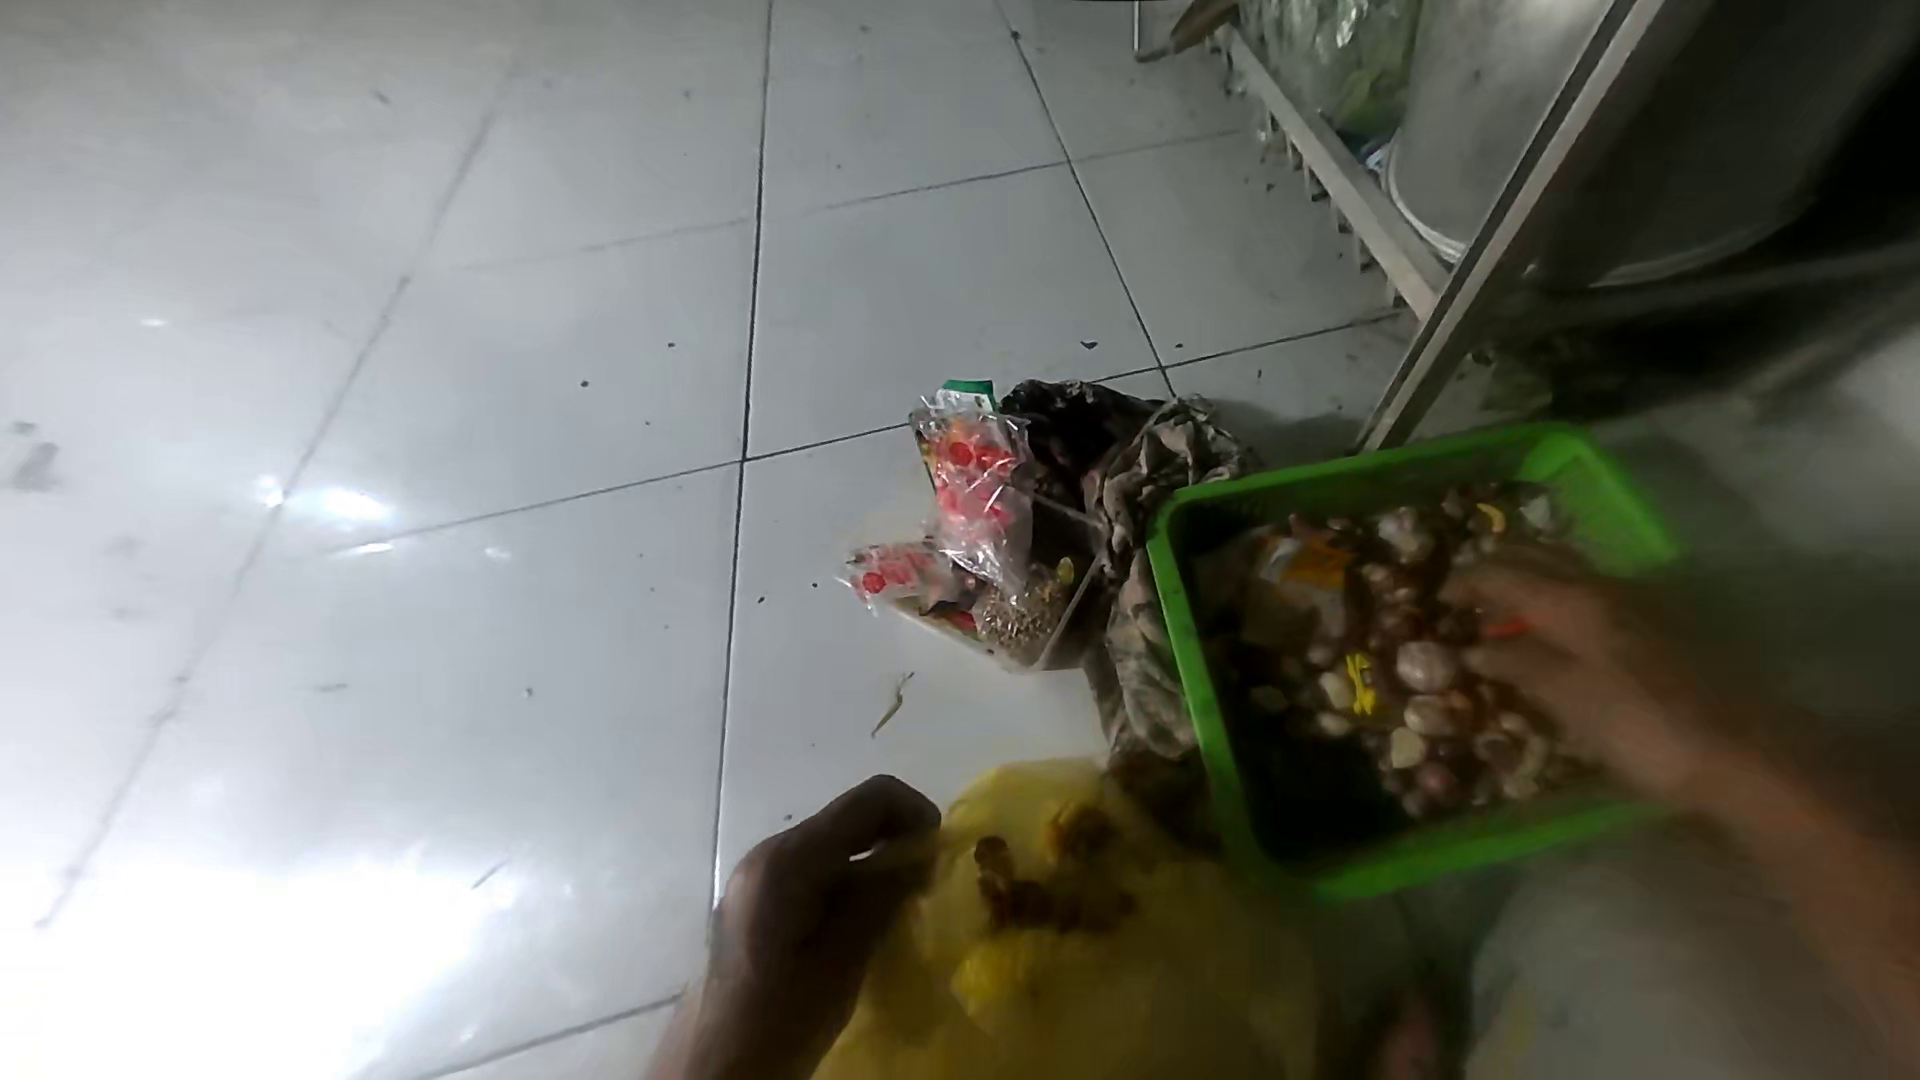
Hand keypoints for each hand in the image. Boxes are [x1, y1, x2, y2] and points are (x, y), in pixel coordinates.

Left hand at [681, 776, 939, 1079]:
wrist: (709, 1073)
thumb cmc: (778, 1021)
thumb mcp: (842, 962)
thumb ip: (881, 896)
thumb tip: (920, 853)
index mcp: (789, 858)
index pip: (866, 800)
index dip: (912, 809)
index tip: (938, 847)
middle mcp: (770, 849)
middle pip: (849, 814)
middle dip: (896, 832)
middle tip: (927, 874)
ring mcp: (760, 869)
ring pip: (834, 838)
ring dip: (874, 854)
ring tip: (903, 895)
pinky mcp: (759, 892)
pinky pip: (816, 863)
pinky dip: (850, 873)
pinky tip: (866, 911)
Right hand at [1443, 551, 1749, 805]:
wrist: (1756, 764)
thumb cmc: (1640, 726)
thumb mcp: (1563, 697)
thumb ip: (1514, 663)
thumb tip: (1474, 650)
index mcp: (1571, 600)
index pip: (1497, 571)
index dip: (1461, 582)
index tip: (1437, 602)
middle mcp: (1603, 588)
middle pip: (1534, 557)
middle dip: (1493, 570)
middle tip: (1467, 598)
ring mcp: (1639, 604)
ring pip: (1565, 572)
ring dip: (1527, 584)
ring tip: (1503, 616)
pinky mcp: (1662, 627)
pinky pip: (1590, 595)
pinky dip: (1556, 602)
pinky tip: (1552, 634)